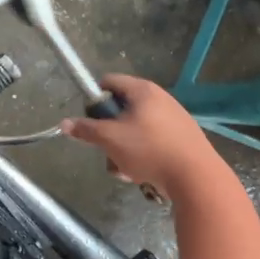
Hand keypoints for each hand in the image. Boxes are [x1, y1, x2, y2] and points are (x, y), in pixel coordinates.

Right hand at [61, 74, 227, 202]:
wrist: (194, 176)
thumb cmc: (148, 150)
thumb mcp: (110, 139)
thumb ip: (85, 130)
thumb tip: (64, 123)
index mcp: (142, 91)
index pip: (109, 82)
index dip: (94, 98)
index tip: (90, 119)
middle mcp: (159, 99)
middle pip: (121, 109)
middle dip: (109, 132)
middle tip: (106, 148)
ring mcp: (173, 118)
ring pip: (134, 129)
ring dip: (122, 149)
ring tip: (125, 169)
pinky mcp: (180, 138)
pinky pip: (150, 141)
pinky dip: (141, 155)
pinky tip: (141, 174)